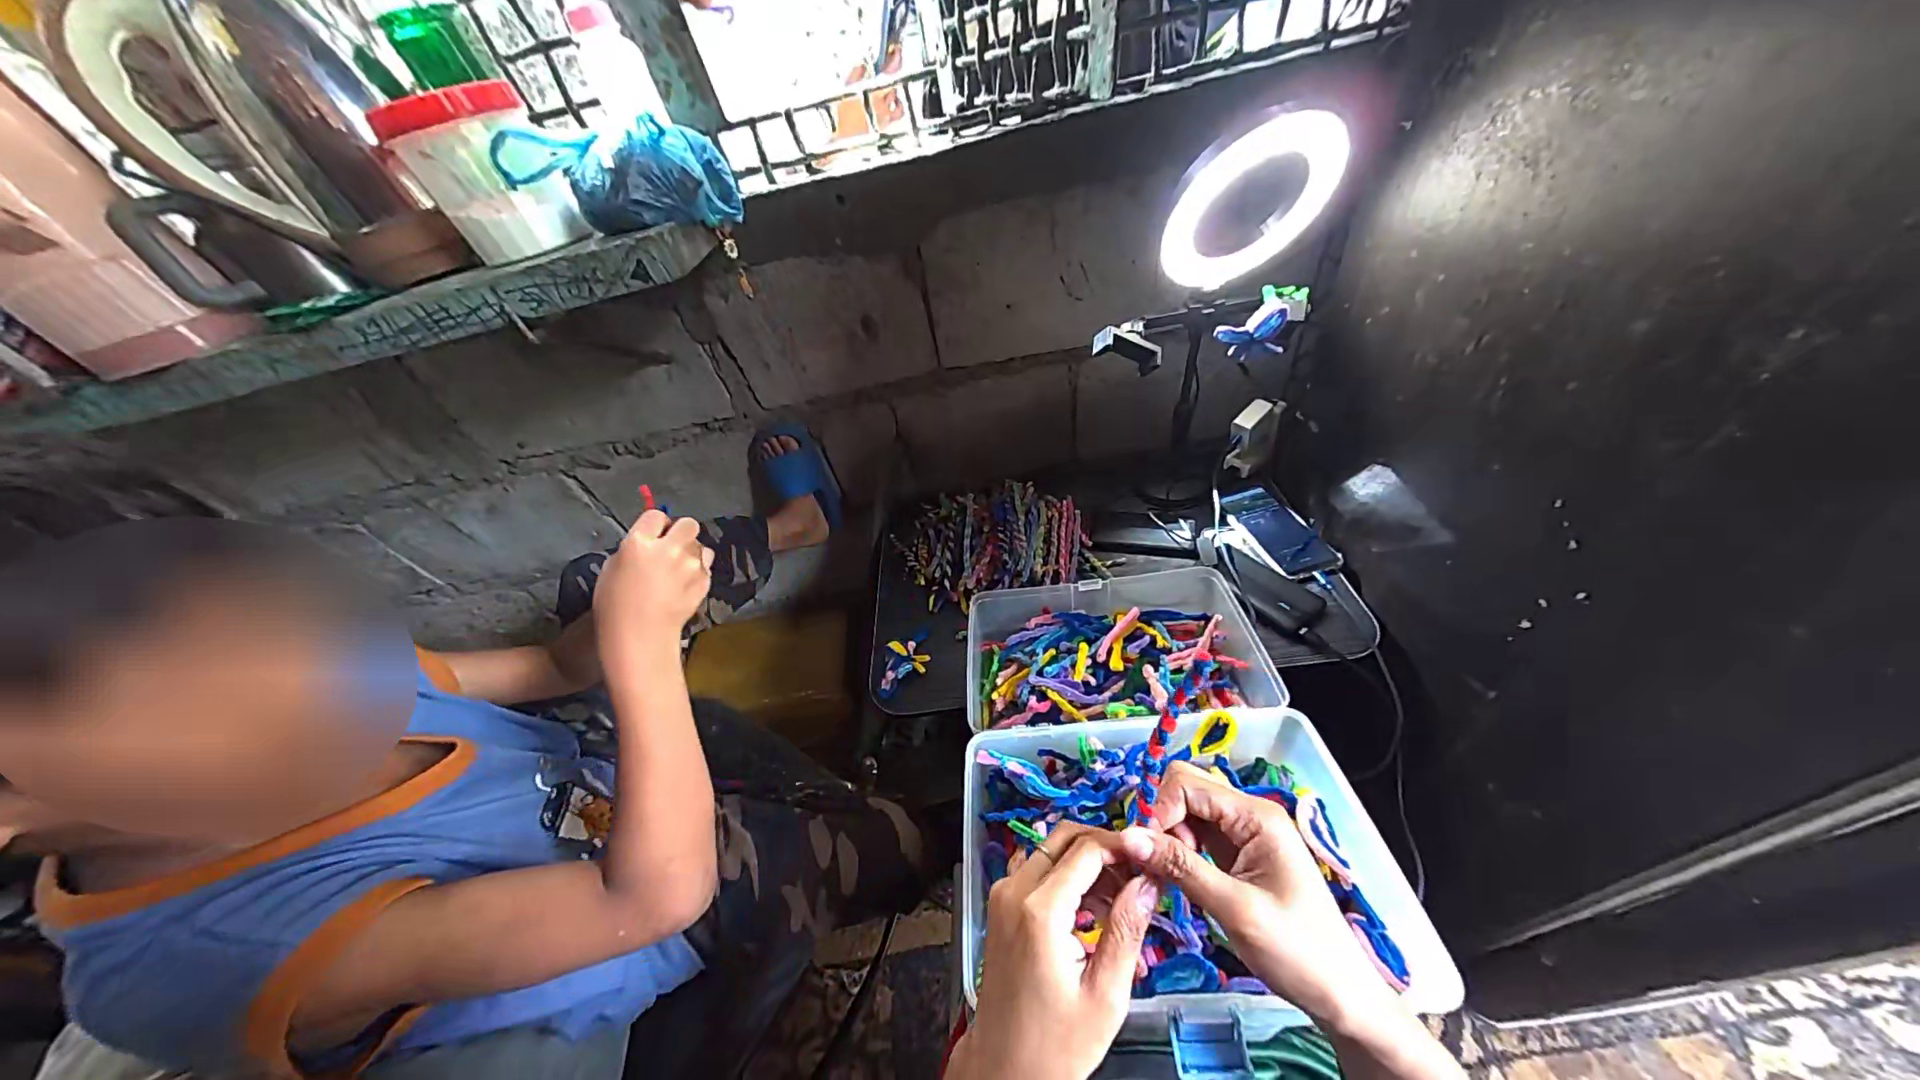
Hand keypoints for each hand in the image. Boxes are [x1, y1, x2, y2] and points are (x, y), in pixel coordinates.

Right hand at [592, 509, 712, 660]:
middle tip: (672, 548)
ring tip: (679, 570)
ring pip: (701, 545)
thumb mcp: (612, 569)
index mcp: (639, 543)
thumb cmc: (616, 606)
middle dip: (681, 532)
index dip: (655, 525)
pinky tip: (685, 585)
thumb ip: (634, 549)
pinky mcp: (705, 580)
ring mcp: (691, 564)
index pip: (656, 515)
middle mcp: (670, 548)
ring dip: (692, 552)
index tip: (653, 536)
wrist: (641, 636)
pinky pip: (706, 565)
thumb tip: (649, 542)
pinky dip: (698, 571)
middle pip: (688, 523)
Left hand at [950, 824, 1156, 1079]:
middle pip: (1065, 837)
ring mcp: (1002, 893)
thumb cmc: (1054, 1046)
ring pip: (1050, 848)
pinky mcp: (1001, 903)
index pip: (1087, 848)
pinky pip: (1036, 867)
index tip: (1150, 861)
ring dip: (1086, 860)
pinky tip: (1090, 908)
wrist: (1000, 1067)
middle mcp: (1014, 890)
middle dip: (1105, 848)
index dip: (1123, 847)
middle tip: (1136, 878)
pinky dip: (1065, 873)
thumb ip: (1127, 931)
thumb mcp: (1104, 997)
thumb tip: (1148, 882)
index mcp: (1040, 910)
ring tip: (1118, 902)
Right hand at [1118, 761, 1395, 1032]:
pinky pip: (1195, 835)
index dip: (1160, 810)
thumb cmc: (1298, 952)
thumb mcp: (1235, 909)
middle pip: (1185, 790)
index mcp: (1256, 815)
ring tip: (1168, 876)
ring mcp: (1242, 833)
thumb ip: (1180, 867)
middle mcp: (1248, 814)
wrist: (1341, 996)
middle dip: (1162, 819)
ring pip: (1186, 812)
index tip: (1146, 851)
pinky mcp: (1235, 854)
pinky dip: (1178, 851)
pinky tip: (1177, 878)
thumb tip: (1128, 836)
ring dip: (1168, 837)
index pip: (1187, 784)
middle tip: (1158, 862)